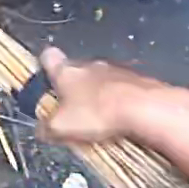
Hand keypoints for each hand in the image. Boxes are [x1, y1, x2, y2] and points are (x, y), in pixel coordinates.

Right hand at [36, 46, 188, 144]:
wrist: (147, 110)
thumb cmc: (98, 113)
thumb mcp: (60, 128)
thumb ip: (46, 128)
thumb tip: (40, 130)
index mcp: (66, 72)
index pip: (49, 57)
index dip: (45, 65)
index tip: (45, 75)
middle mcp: (91, 66)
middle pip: (76, 71)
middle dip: (73, 88)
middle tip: (71, 112)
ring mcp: (117, 72)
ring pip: (101, 81)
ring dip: (98, 97)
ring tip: (98, 122)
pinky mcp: (140, 82)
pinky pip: (123, 91)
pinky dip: (120, 104)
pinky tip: (121, 122)